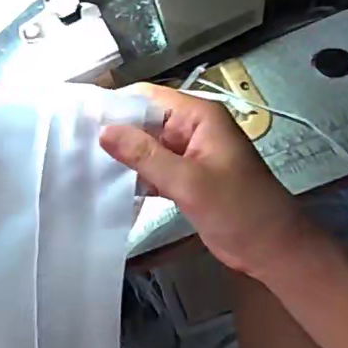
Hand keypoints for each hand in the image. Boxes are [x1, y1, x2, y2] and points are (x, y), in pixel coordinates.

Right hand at [99, 83, 320, 281]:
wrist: (274, 250)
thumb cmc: (240, 210)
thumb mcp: (190, 182)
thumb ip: (146, 156)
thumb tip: (104, 131)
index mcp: (199, 116)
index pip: (148, 97)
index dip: (115, 104)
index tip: (79, 118)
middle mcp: (191, 128)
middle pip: (144, 120)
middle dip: (115, 132)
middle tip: (74, 144)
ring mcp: (189, 153)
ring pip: (146, 145)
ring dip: (123, 155)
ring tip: (83, 163)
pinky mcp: (186, 176)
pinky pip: (154, 167)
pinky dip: (136, 175)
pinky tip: (109, 185)